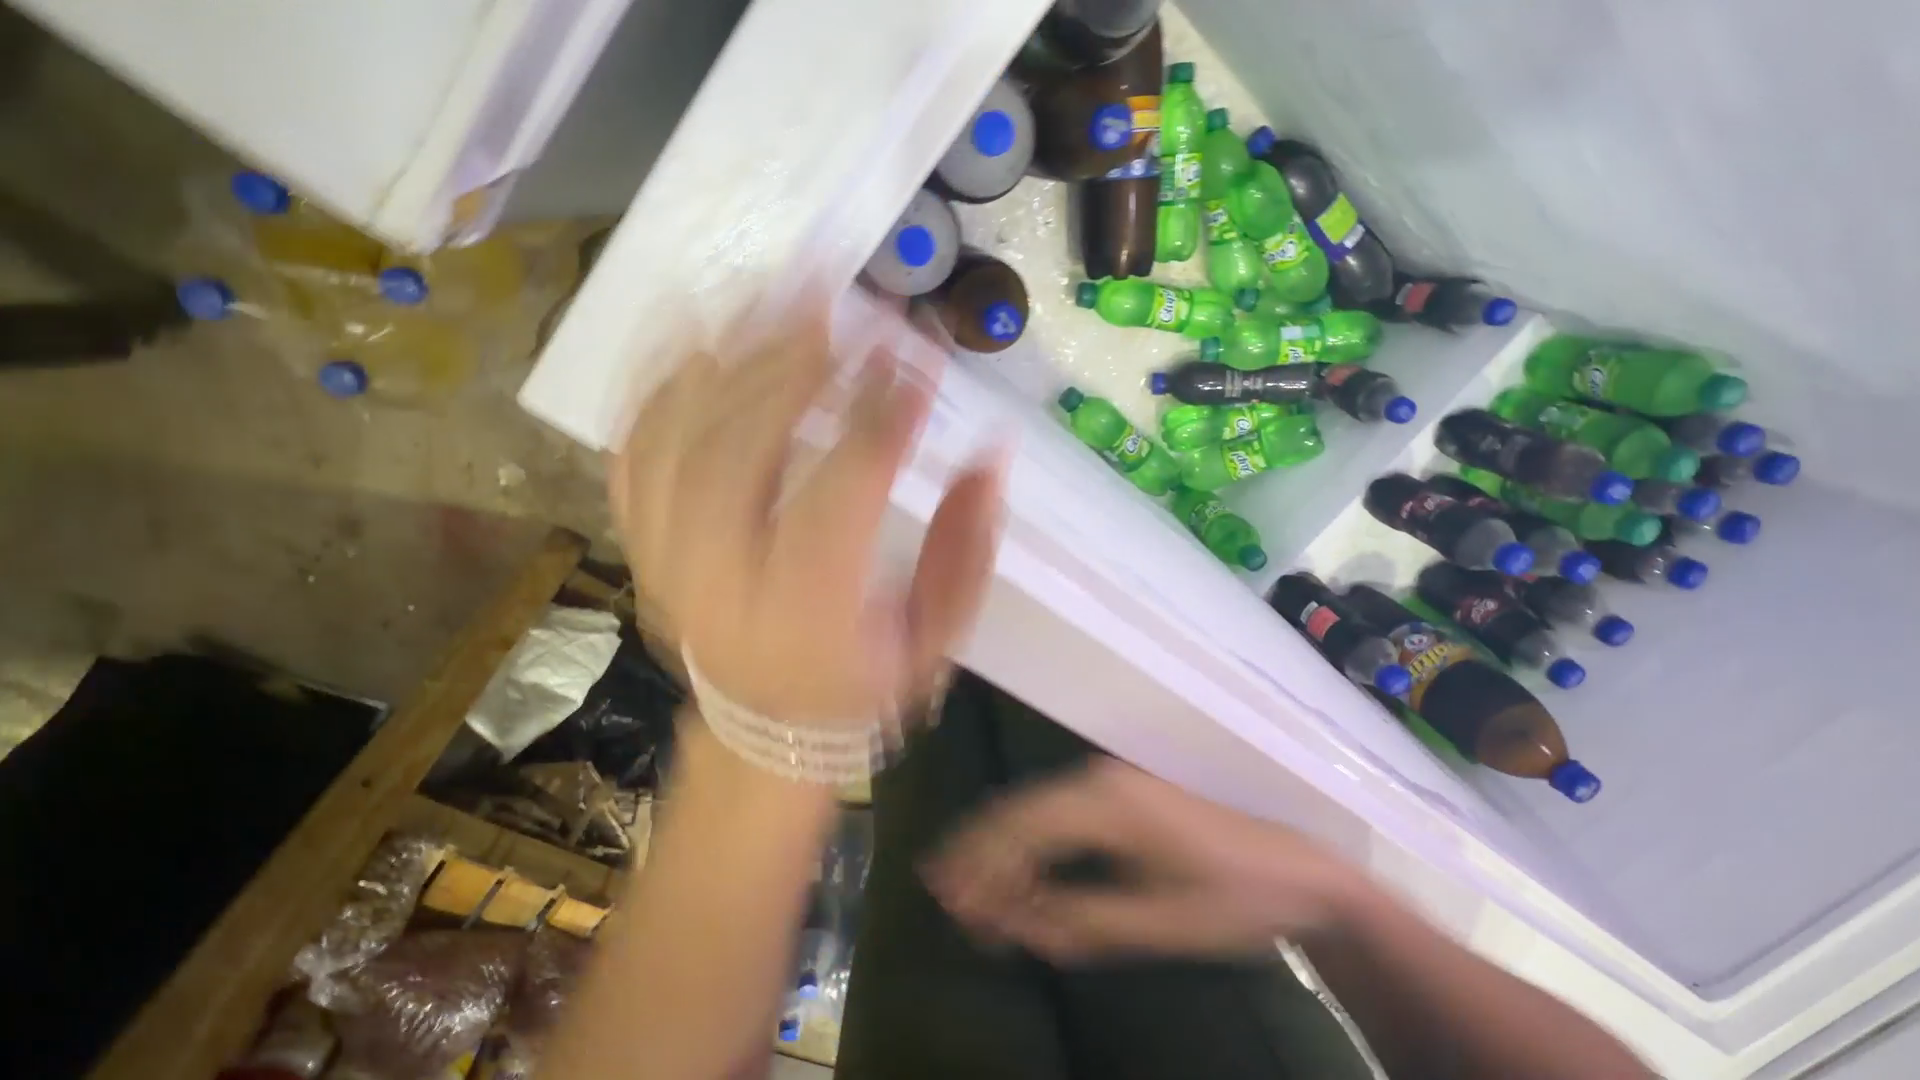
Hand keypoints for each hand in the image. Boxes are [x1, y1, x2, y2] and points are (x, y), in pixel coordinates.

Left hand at [608, 300, 1004, 728]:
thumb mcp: (934, 637)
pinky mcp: (640, 537)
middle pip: (738, 450)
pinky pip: (632, 444)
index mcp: (805, 617)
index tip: (917, 356)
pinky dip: (661, 378)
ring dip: (729, 352)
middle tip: (838, 303)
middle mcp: (721, 582)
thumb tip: (991, 452)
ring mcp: (665, 556)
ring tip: (778, 294)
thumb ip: (965, 548)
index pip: (838, 497)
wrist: (760, 726)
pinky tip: (699, 326)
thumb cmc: (859, 682)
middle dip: (791, 363)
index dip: (880, 417)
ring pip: (677, 436)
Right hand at [922, 758, 1363, 961]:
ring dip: (1000, 850)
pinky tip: (1015, 874)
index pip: (1024, 828)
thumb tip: (1015, 924)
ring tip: (968, 890)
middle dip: (980, 855)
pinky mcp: (1118, 797)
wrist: (1299, 873)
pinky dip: (1029, 845)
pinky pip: (1056, 816)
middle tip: (946, 899)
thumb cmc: (1234, 898)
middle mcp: (1100, 779)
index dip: (982, 865)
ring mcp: (1110, 783)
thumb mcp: (1160, 923)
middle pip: (1019, 812)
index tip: (951, 903)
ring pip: (1033, 811)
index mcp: (1110, 802)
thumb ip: (1082, 921)